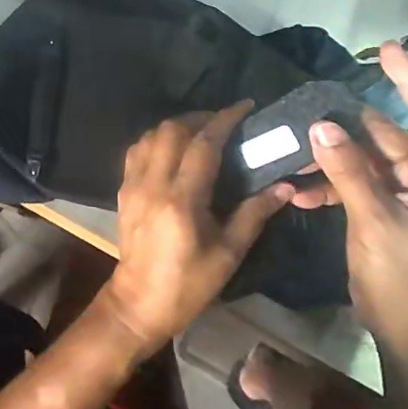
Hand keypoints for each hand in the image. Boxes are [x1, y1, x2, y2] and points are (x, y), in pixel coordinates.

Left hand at [97, 102, 292, 352]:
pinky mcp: (123, 190)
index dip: (224, 119)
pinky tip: (173, 149)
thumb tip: (285, 186)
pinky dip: (156, 139)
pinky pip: (137, 150)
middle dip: (200, 117)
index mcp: (182, 199)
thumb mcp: (229, 253)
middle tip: (224, 121)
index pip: (202, 143)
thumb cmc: (189, 283)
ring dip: (176, 125)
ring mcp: (133, 184)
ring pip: (151, 135)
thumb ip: (254, 214)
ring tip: (201, 132)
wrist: (139, 302)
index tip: (244, 106)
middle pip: (172, 130)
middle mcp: (153, 183)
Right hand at [297, 42, 407, 362]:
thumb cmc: (407, 281)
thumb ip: (348, 173)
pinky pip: (352, 185)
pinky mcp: (381, 212)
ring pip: (362, 160)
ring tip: (293, 157)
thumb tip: (321, 126)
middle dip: (346, 129)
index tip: (386, 51)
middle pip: (386, 137)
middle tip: (308, 113)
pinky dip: (327, 185)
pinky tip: (298, 192)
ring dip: (329, 160)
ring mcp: (402, 197)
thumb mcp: (375, 223)